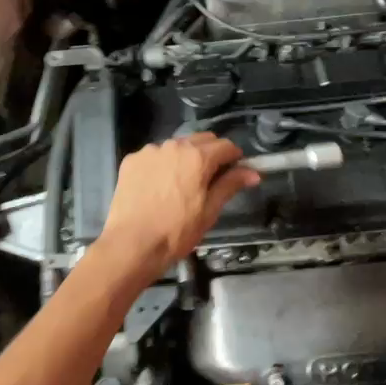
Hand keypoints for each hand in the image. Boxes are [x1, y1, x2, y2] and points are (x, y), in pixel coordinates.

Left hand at [91, 133, 259, 282]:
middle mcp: (174, 145)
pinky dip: (162, 164)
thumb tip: (253, 173)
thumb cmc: (176, 231)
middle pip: (201, 140)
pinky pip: (155, 155)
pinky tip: (159, 186)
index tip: (235, 172)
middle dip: (211, 154)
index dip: (234, 158)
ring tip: (182, 184)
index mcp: (197, 157)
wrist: (132, 244)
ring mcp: (150, 151)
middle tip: (211, 179)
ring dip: (185, 157)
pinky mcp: (132, 160)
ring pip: (176, 146)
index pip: (225, 146)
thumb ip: (230, 185)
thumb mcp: (209, 211)